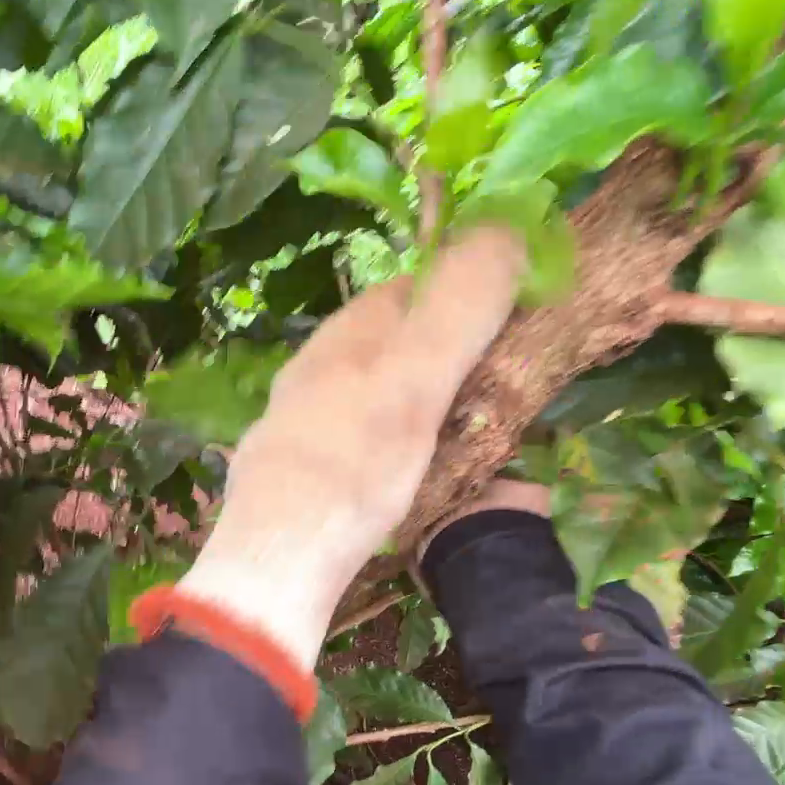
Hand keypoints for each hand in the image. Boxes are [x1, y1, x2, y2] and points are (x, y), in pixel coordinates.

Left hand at [173, 226, 528, 670]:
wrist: (279, 556)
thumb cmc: (354, 465)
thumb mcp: (416, 378)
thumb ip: (458, 306)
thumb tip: (505, 229)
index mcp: (341, 337)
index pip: (406, 288)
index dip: (457, 294)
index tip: (503, 326)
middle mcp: (310, 369)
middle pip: (382, 340)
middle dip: (432, 350)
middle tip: (484, 387)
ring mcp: (294, 420)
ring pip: (362, 389)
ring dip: (405, 397)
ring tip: (448, 432)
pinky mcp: (290, 470)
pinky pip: (347, 437)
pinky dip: (378, 442)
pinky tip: (392, 472)